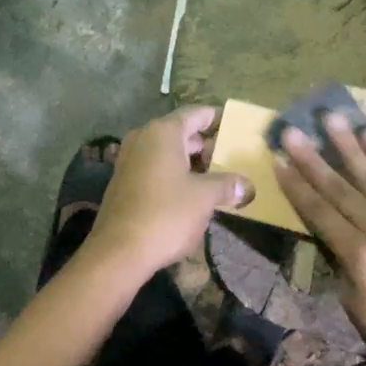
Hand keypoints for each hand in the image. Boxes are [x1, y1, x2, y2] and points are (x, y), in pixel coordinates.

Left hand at [82, 106, 250, 279]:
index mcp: (163, 132)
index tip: (235, 125)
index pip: (196, 114)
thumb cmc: (166, 214)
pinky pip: (155, 166)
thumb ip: (227, 185)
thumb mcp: (204, 198)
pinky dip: (173, 172)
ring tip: (215, 176)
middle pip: (181, 132)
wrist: (118, 252)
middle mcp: (144, 138)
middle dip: (205, 144)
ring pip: (167, 151)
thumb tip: (246, 186)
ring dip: (190, 161)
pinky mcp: (124, 181)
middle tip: (229, 156)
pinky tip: (190, 192)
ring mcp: (130, 159)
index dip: (217, 118)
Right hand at [273, 114, 365, 365]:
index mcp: (358, 256)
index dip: (296, 185)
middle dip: (312, 158)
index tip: (278, 159)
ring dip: (348, 145)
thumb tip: (332, 233)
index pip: (319, 211)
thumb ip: (342, 264)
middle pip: (340, 187)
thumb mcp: (354, 306)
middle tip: (293, 129)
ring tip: (331, 117)